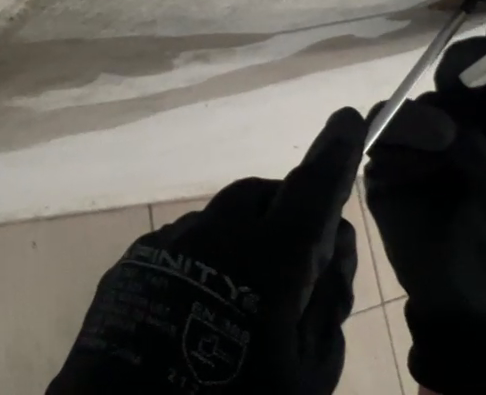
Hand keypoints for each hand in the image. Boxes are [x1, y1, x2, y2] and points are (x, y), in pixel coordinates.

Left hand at [47, 108, 365, 394]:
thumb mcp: (307, 374)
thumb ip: (329, 300)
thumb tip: (336, 243)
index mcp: (270, 258)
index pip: (313, 189)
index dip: (335, 154)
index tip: (348, 117)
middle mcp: (220, 232)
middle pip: (263, 194)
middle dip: (285, 212)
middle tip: (294, 264)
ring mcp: (174, 241)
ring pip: (222, 216)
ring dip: (242, 237)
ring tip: (241, 297)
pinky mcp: (137, 259)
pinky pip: (186, 239)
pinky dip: (207, 255)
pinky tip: (198, 307)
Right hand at [365, 35, 485, 394]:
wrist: (477, 303)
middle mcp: (459, 117)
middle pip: (456, 70)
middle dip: (467, 69)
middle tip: (472, 73)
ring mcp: (419, 138)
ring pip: (423, 100)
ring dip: (446, 128)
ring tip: (461, 154)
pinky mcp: (386, 158)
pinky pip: (384, 126)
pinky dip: (404, 132)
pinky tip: (423, 153)